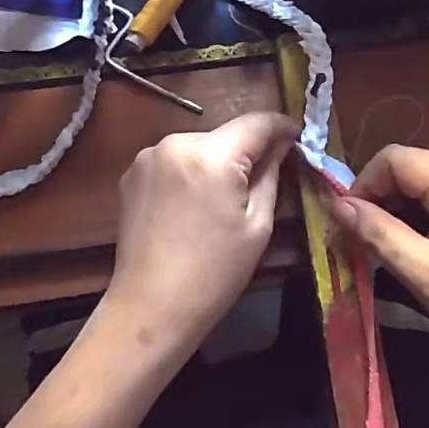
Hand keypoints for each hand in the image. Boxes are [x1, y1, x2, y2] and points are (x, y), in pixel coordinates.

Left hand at [103, 112, 298, 356]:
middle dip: (247, 150)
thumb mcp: (257, 225)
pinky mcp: (132, 173)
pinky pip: (174, 160)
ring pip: (199, 146)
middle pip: (225, 134)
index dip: (281, 127)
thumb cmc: (215, 272)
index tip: (296, 138)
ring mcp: (148, 156)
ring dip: (216, 161)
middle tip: (263, 179)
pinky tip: (191, 206)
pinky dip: (190, 172)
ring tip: (222, 199)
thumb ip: (271, 174)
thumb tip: (280, 145)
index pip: (256, 122)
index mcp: (212, 156)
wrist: (151, 305)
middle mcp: (176, 143)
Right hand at [331, 145, 428, 427]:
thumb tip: (336, 205)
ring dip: (394, 212)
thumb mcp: (428, 275)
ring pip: (417, 184)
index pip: (393, 159)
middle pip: (406, 168)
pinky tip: (410, 249)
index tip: (347, 226)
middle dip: (377, 200)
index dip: (362, 186)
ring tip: (383, 250)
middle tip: (361, 243)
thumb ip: (379, 234)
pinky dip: (415, 219)